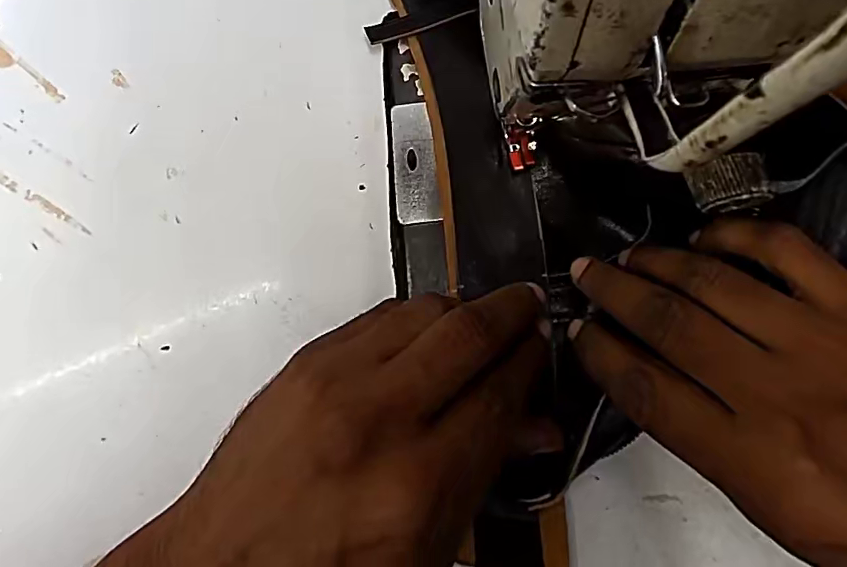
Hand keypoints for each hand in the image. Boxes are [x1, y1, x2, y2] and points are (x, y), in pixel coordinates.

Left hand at [103, 284, 550, 566]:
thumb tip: (528, 427)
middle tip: (530, 306)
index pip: (498, 396)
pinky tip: (429, 324)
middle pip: (468, 333)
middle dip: (512, 310)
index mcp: (413, 487)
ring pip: (425, 308)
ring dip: (465, 304)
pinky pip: (379, 314)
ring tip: (485, 313)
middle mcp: (375, 422)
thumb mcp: (424, 549)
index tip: (540, 351)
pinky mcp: (306, 361)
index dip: (530, 365)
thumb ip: (482, 476)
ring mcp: (334, 382)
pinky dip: (415, 312)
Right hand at [569, 219, 846, 566]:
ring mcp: (825, 341)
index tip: (580, 333)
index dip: (603, 355)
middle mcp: (783, 398)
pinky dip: (734, 235)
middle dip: (614, 294)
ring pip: (712, 281)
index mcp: (765, 472)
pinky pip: (781, 250)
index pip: (651, 392)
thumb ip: (732, 461)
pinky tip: (708, 236)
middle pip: (669, 325)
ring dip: (658, 262)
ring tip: (628, 255)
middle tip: (584, 273)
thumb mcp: (808, 538)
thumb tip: (673, 398)